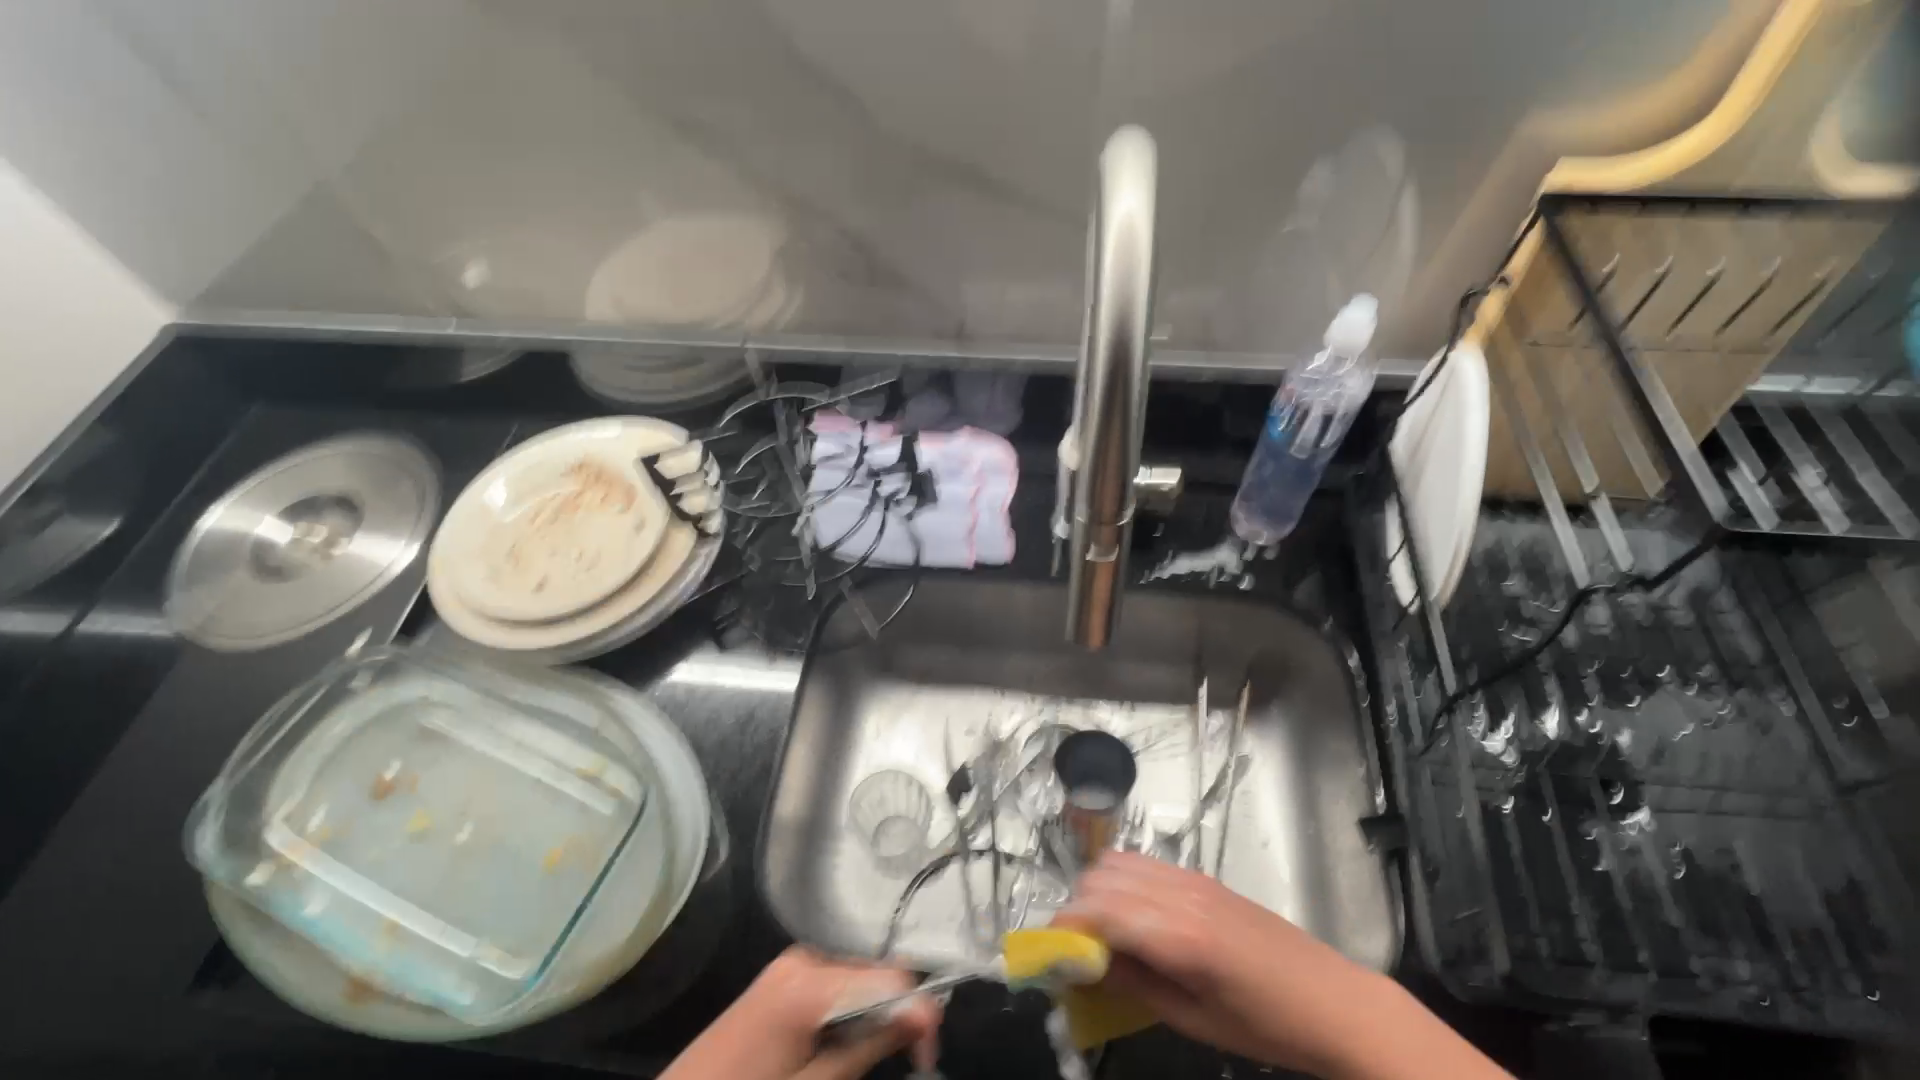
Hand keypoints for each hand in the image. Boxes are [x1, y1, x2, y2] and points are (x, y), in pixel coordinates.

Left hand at [660, 948, 940, 1079]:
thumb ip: (873, 1042)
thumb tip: (927, 1013)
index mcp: (811, 979)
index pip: (890, 978)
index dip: (918, 1012)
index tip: (928, 1052)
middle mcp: (804, 955)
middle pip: (874, 971)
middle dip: (894, 1010)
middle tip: (904, 1056)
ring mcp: (791, 962)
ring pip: (857, 976)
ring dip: (872, 1010)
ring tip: (864, 1054)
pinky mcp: (782, 975)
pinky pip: (834, 981)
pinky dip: (848, 1007)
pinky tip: (839, 1040)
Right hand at [1061, 853, 1508, 1079]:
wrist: (1334, 1001)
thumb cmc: (1265, 1024)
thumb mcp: (1192, 1020)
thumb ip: (1133, 984)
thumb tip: (1085, 963)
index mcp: (1180, 935)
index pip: (1098, 910)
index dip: (1065, 928)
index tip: (1053, 956)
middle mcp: (1182, 894)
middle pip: (1101, 877)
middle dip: (1077, 908)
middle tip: (1077, 950)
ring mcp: (1194, 879)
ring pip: (1119, 861)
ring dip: (1098, 890)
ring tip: (1103, 933)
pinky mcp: (1204, 877)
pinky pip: (1146, 864)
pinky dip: (1123, 882)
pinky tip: (1133, 917)